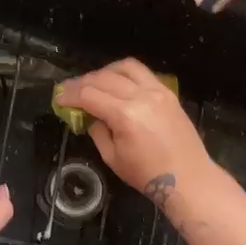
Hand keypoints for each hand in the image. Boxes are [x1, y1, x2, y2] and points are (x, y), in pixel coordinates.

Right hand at [54, 59, 212, 211]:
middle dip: (83, 82)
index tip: (59, 97)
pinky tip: (117, 83)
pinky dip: (125, 73)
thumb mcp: (112, 157)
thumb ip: (97, 131)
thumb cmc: (146, 174)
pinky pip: (142, 73)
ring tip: (94, 82)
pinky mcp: (167, 92)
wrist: (186, 177)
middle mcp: (141, 96)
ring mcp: (157, 91)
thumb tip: (89, 116)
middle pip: (104, 78)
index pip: (89, 95)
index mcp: (125, 116)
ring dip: (104, 71)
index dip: (70, 95)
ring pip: (125, 67)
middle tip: (70, 90)